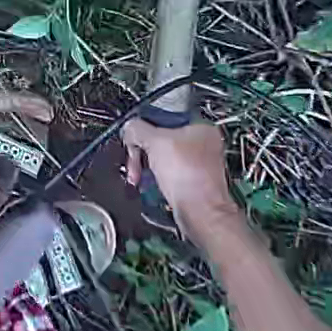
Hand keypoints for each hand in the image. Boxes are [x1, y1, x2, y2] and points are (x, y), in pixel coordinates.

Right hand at [122, 118, 238, 223]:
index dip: (144, 126)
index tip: (135, 136)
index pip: (162, 115)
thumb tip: (129, 129)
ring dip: (145, 166)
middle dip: (142, 150)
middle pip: (158, 138)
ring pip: (159, 157)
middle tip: (136, 157)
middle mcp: (202, 144)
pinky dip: (154, 178)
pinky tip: (150, 185)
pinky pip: (164, 174)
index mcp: (200, 127)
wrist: (201, 215)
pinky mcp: (190, 183)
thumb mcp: (154, 141)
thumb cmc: (189, 178)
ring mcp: (197, 165)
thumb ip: (136, 128)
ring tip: (140, 174)